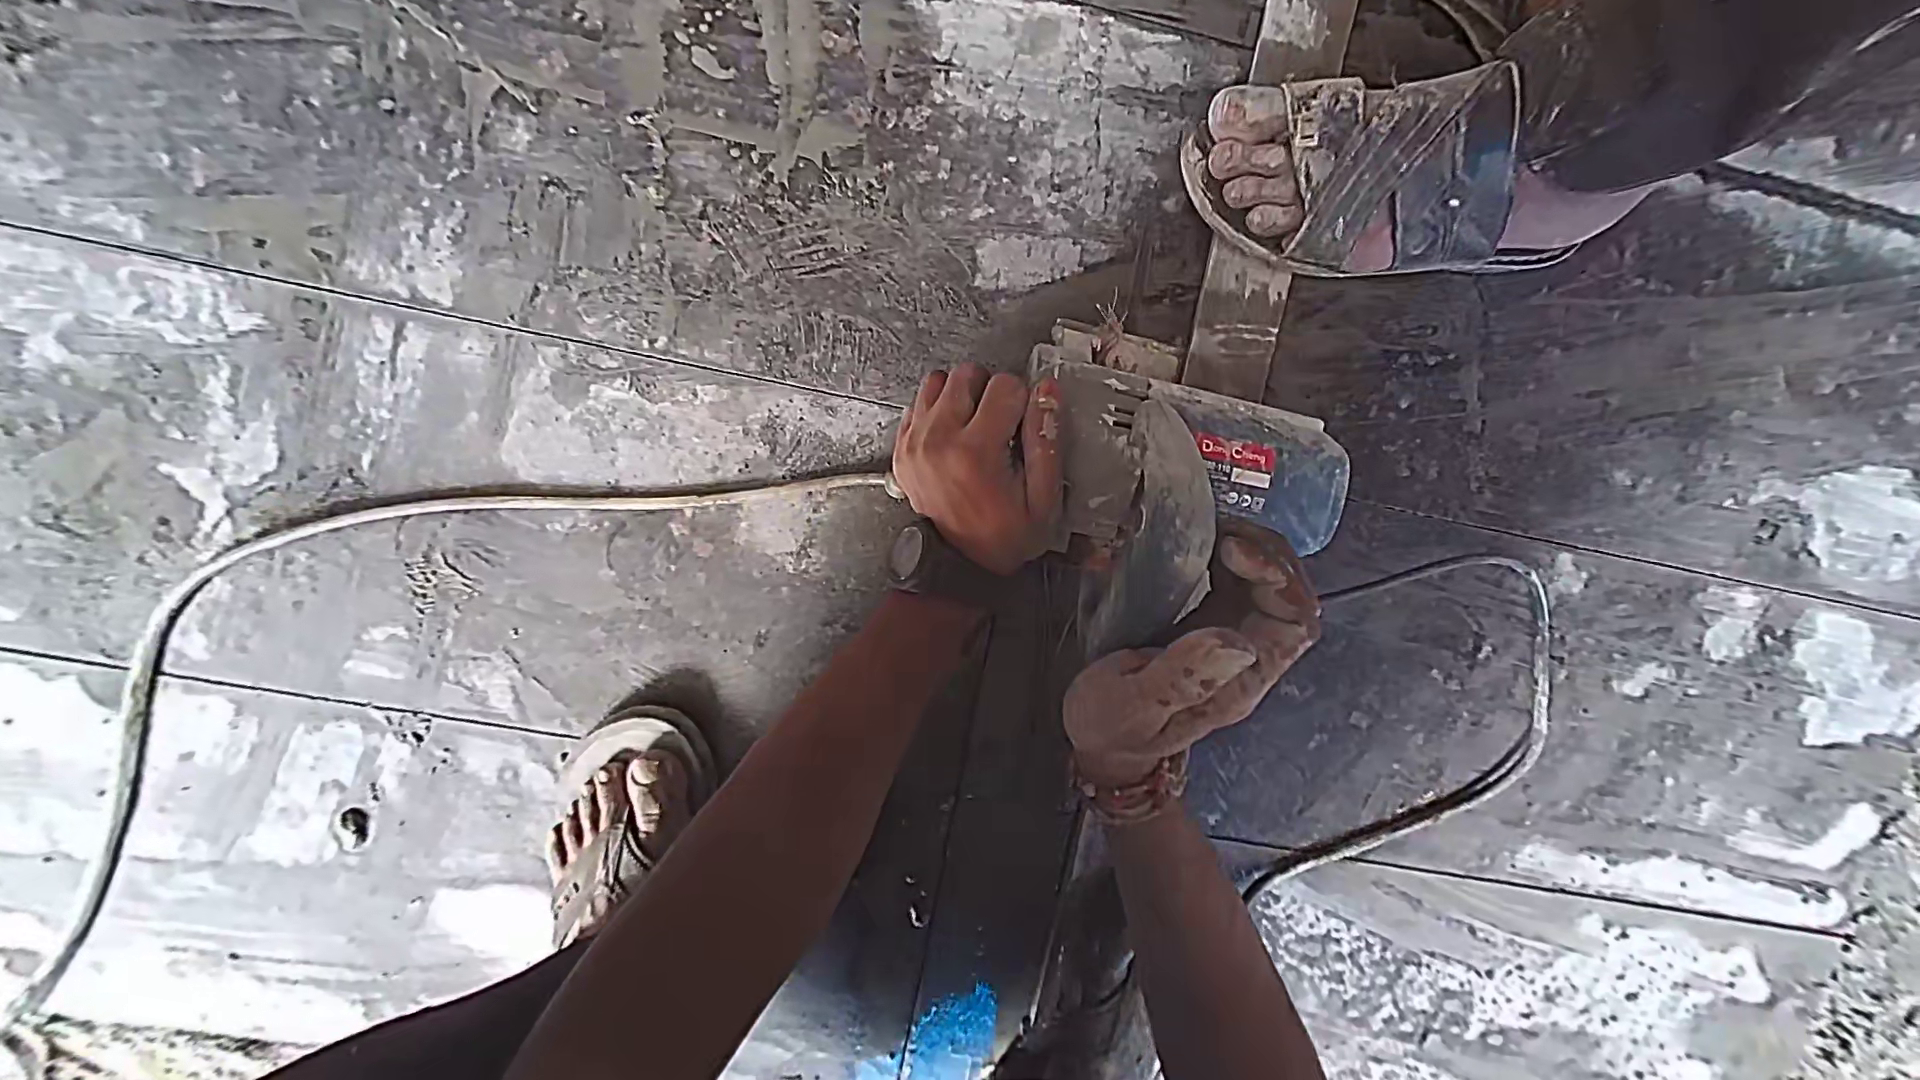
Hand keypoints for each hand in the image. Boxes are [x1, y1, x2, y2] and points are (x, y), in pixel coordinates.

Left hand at [892, 362, 1062, 575]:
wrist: (960, 565)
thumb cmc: (1003, 537)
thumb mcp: (1042, 498)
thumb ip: (1047, 441)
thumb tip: (1047, 392)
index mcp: (975, 452)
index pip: (1005, 385)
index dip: (1022, 402)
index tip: (1020, 429)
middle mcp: (938, 440)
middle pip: (968, 374)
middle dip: (990, 393)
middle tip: (998, 425)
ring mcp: (914, 443)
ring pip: (938, 382)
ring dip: (961, 396)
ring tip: (975, 426)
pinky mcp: (902, 450)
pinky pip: (918, 404)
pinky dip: (937, 411)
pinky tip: (953, 435)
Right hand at [1064, 524, 1320, 786]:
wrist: (1096, 739)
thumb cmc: (1112, 725)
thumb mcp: (1136, 704)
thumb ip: (1182, 677)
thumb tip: (1239, 641)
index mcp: (1239, 681)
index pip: (1294, 622)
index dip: (1276, 579)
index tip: (1231, 550)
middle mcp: (1245, 656)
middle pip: (1289, 596)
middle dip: (1266, 554)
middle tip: (1221, 530)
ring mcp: (1227, 637)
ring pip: (1266, 584)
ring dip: (1250, 548)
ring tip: (1211, 528)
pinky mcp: (1204, 622)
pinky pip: (1234, 581)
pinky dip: (1224, 553)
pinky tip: (1198, 540)